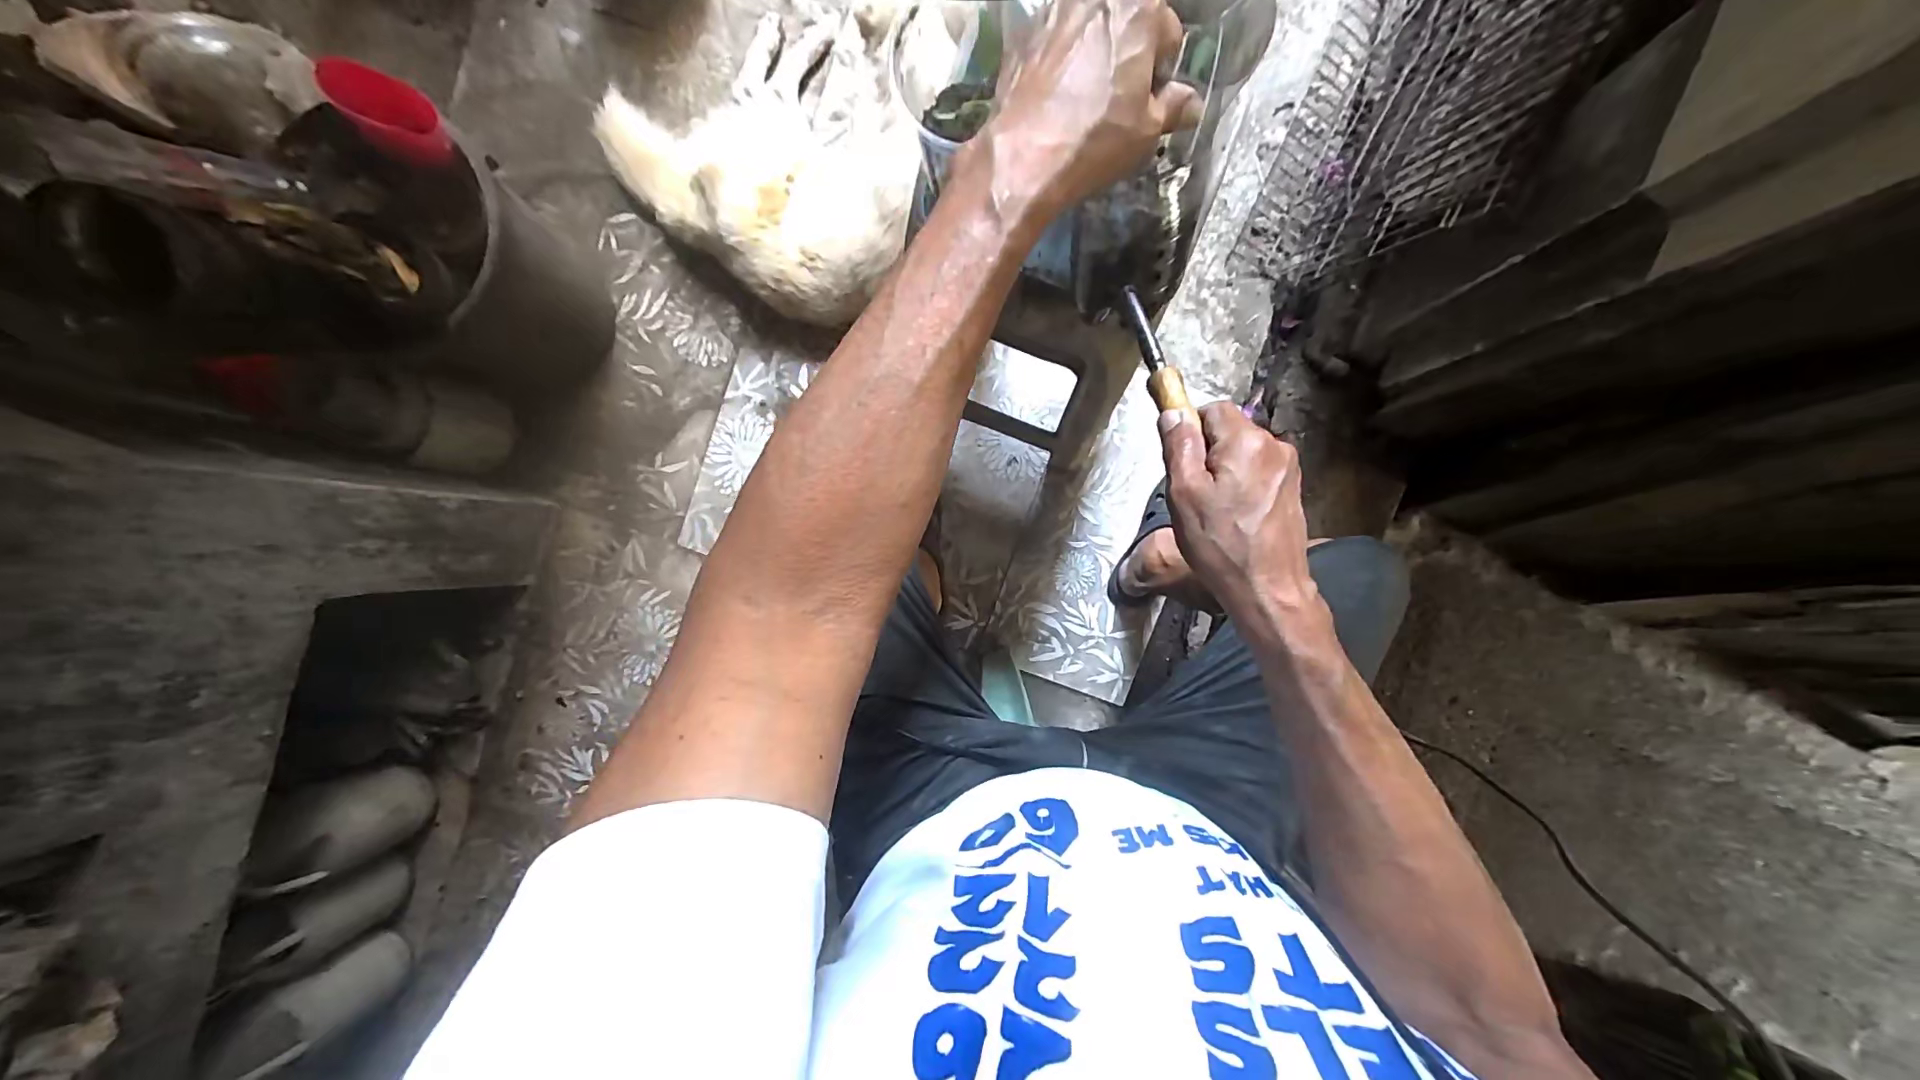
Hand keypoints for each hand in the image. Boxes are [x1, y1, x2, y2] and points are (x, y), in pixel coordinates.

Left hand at [981, 0, 1201, 215]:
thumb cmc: (1095, 140)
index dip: (1161, 70)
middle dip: (1126, 55)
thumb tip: (1190, 103)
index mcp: (1138, 8)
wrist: (1023, 158)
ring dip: (1092, 54)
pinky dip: (1059, 63)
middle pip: (1125, 22)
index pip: (1168, 30)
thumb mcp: (1147, 131)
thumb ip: (1173, 107)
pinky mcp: (1023, 38)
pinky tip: (1054, 99)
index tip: (1149, 100)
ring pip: (1087, 30)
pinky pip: (1053, 45)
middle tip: (1117, 101)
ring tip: (1083, 101)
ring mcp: (1054, 12)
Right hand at [1159, 403, 1329, 635]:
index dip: (1190, 431)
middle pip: (1228, 429)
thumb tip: (1173, 412)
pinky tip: (1234, 514)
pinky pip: (1257, 470)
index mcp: (1247, 441)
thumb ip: (1179, 446)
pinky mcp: (1292, 486)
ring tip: (1214, 509)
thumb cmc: (1220, 544)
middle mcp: (1274, 445)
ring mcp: (1287, 466)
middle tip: (1194, 493)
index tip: (1181, 464)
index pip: (1212, 409)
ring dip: (1224, 470)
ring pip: (1242, 451)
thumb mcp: (1184, 494)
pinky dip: (1241, 484)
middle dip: (1207, 453)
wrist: (1267, 587)